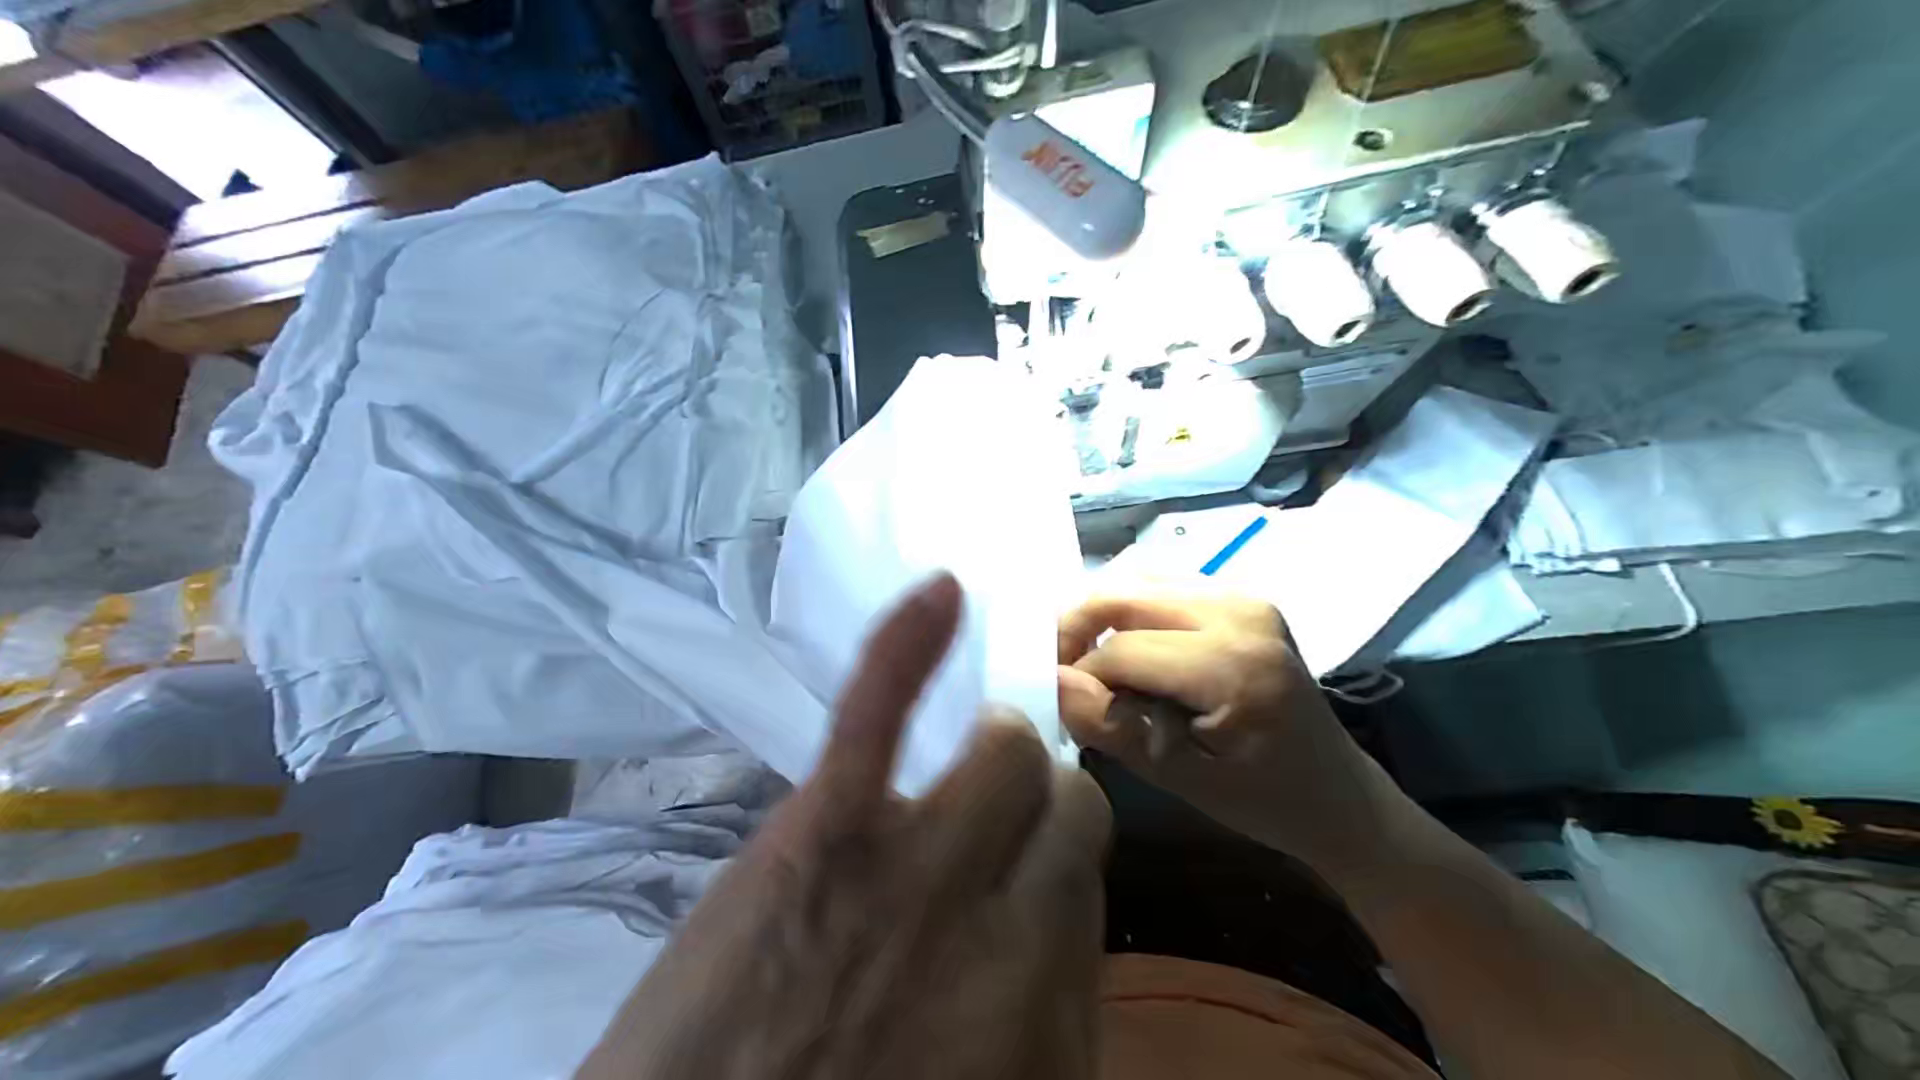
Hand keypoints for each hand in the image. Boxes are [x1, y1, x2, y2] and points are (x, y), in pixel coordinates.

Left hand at [579, 573, 1111, 1079]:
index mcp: (1045, 1010)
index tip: (1033, 863)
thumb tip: (1066, 924)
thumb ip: (1048, 1014)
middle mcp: (1001, 933)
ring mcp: (910, 868)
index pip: (1088, 879)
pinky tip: (944, 593)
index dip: (1059, 860)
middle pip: (1064, 806)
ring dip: (1000, 746)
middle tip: (1003, 816)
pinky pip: (883, 708)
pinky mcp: (827, 828)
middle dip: (1042, 800)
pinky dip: (913, 642)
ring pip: (1004, 753)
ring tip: (977, 749)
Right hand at [1056, 592, 1400, 873]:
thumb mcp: (1183, 780)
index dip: (1081, 675)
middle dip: (1078, 628)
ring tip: (1090, 663)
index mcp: (1234, 664)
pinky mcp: (1241, 597)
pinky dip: (1130, 613)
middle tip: (1060, 670)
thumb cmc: (1266, 800)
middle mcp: (1239, 611)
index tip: (1063, 705)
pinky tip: (1128, 650)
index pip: (1123, 649)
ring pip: (1137, 583)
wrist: (1340, 794)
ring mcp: (1243, 597)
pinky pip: (1161, 587)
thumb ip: (1115, 729)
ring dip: (1102, 618)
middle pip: (1125, 595)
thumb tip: (1056, 682)